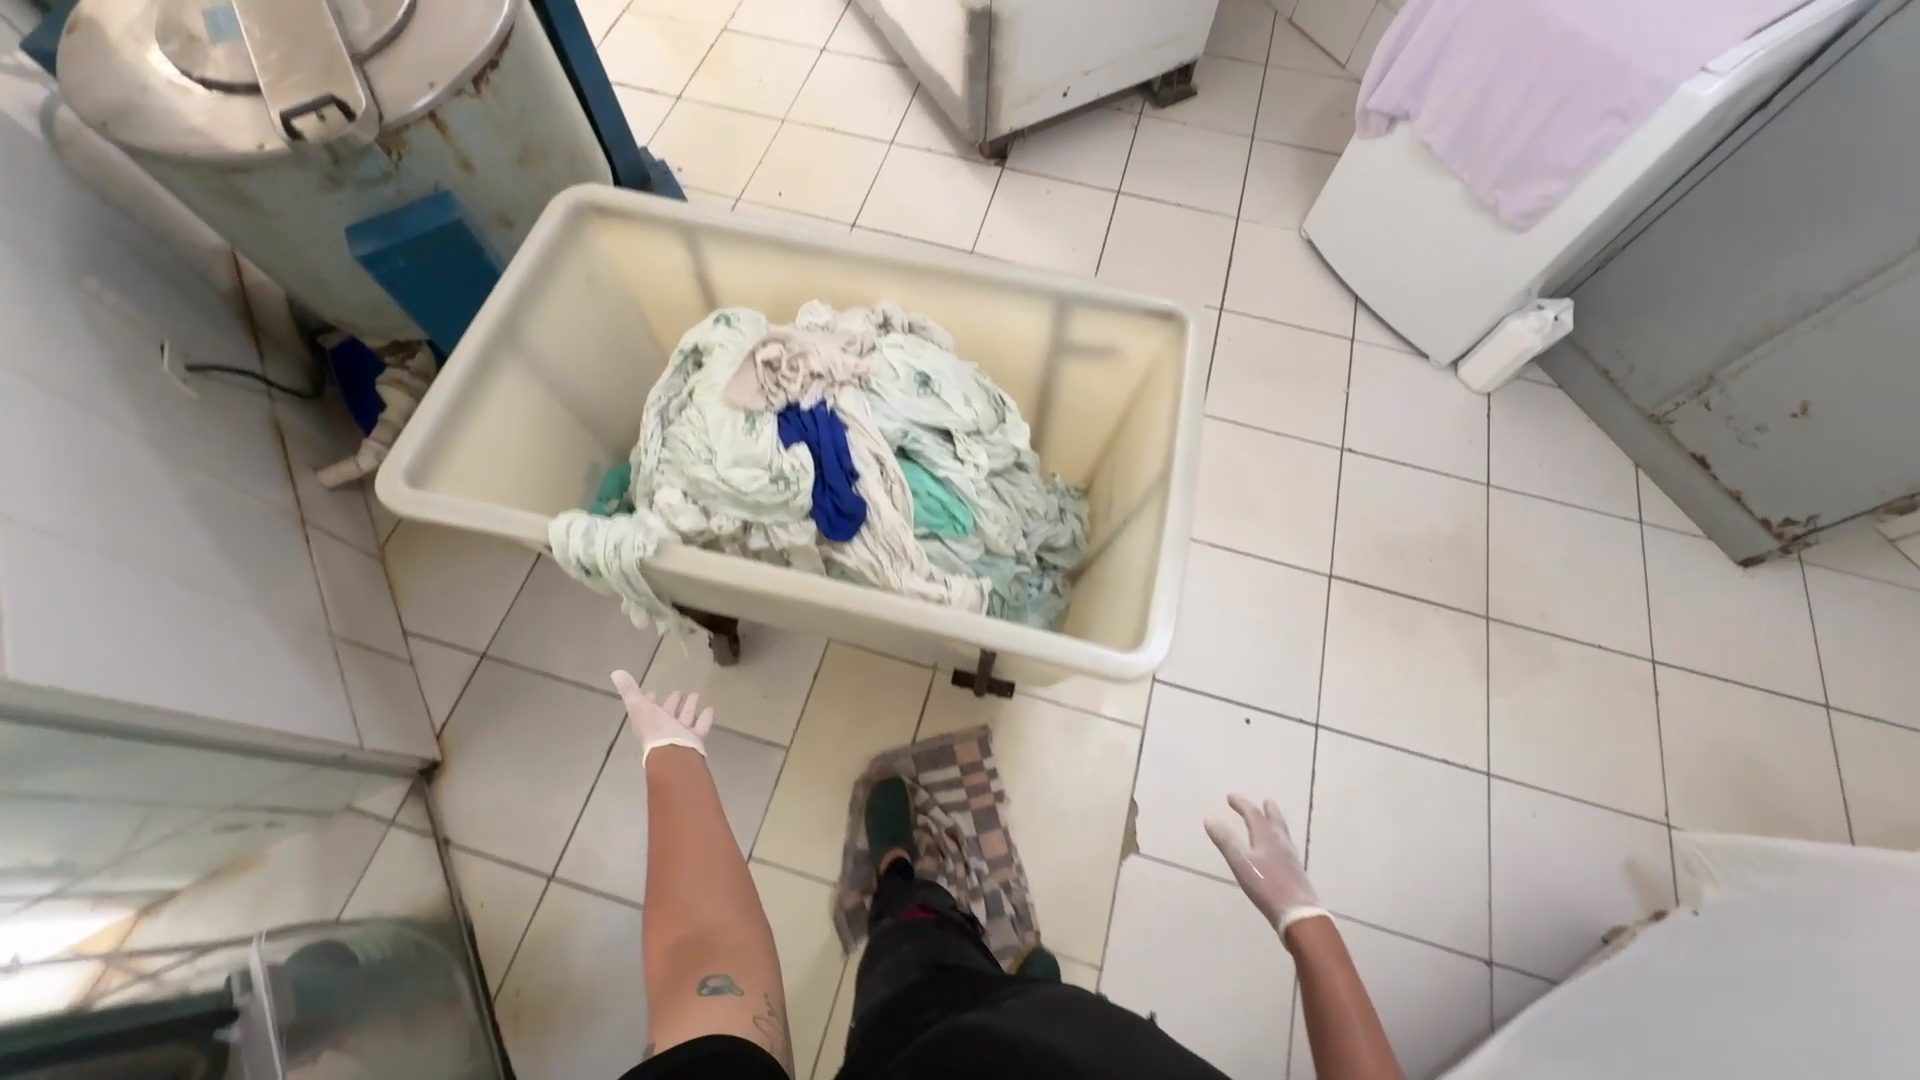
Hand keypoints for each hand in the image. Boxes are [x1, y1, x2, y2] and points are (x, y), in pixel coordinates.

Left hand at [612, 670, 714, 764]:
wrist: (674, 751)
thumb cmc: (655, 728)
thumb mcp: (639, 706)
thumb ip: (629, 690)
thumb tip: (615, 672)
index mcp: (647, 722)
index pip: (646, 709)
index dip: (648, 701)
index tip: (652, 692)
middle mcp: (662, 729)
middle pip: (667, 714)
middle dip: (672, 703)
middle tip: (678, 692)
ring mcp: (679, 735)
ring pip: (684, 719)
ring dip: (689, 707)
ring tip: (696, 695)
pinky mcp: (694, 740)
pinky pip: (700, 727)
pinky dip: (705, 718)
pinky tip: (710, 709)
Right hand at [1205, 794, 1329, 937]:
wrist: (1298, 914)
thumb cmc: (1266, 885)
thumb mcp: (1240, 862)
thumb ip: (1225, 840)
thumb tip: (1209, 818)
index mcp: (1266, 837)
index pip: (1253, 814)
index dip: (1241, 803)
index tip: (1230, 796)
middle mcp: (1281, 842)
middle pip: (1275, 821)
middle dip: (1266, 810)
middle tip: (1264, 801)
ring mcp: (1291, 857)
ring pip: (1282, 833)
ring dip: (1275, 822)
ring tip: (1272, 819)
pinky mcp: (1295, 871)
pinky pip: (1286, 846)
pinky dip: (1279, 839)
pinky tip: (1279, 850)